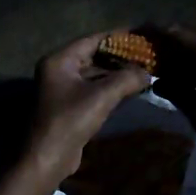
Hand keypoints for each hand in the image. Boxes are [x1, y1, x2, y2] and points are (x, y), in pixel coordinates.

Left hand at [27, 30, 153, 180]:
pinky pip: (93, 89)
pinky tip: (131, 88)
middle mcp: (59, 70)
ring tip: (144, 70)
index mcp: (59, 60)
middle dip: (120, 56)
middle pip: (94, 55)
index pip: (93, 39)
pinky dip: (111, 87)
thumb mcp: (101, 96)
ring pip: (95, 73)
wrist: (48, 159)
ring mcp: (63, 88)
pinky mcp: (69, 105)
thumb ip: (127, 79)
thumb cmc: (70, 121)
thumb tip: (148, 72)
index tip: (141, 35)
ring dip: (117, 73)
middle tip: (146, 54)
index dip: (118, 37)